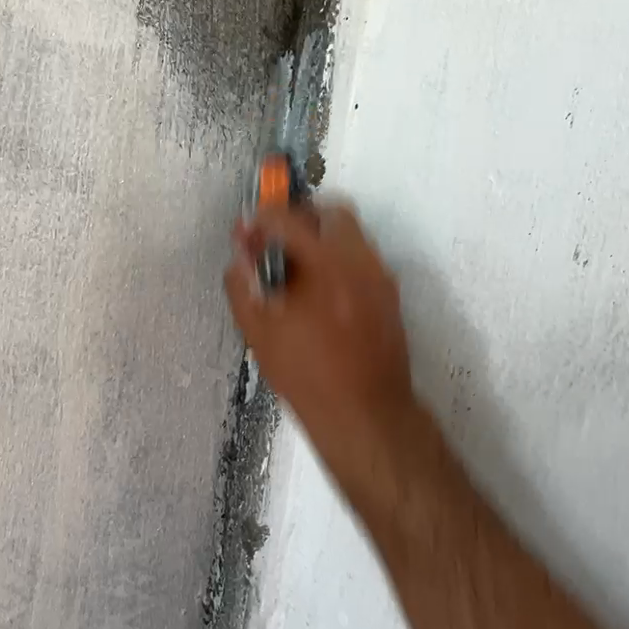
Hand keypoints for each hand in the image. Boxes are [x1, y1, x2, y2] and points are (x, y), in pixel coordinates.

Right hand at [224, 201, 421, 484]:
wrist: (365, 414)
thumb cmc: (305, 373)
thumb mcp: (258, 331)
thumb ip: (242, 286)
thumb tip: (239, 259)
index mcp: (327, 264)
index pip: (289, 219)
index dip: (261, 219)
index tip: (244, 232)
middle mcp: (360, 262)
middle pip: (331, 214)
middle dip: (298, 219)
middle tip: (273, 241)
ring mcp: (381, 278)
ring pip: (350, 236)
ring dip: (319, 240)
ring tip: (293, 271)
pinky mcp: (389, 297)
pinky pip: (361, 261)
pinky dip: (337, 261)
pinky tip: (316, 293)